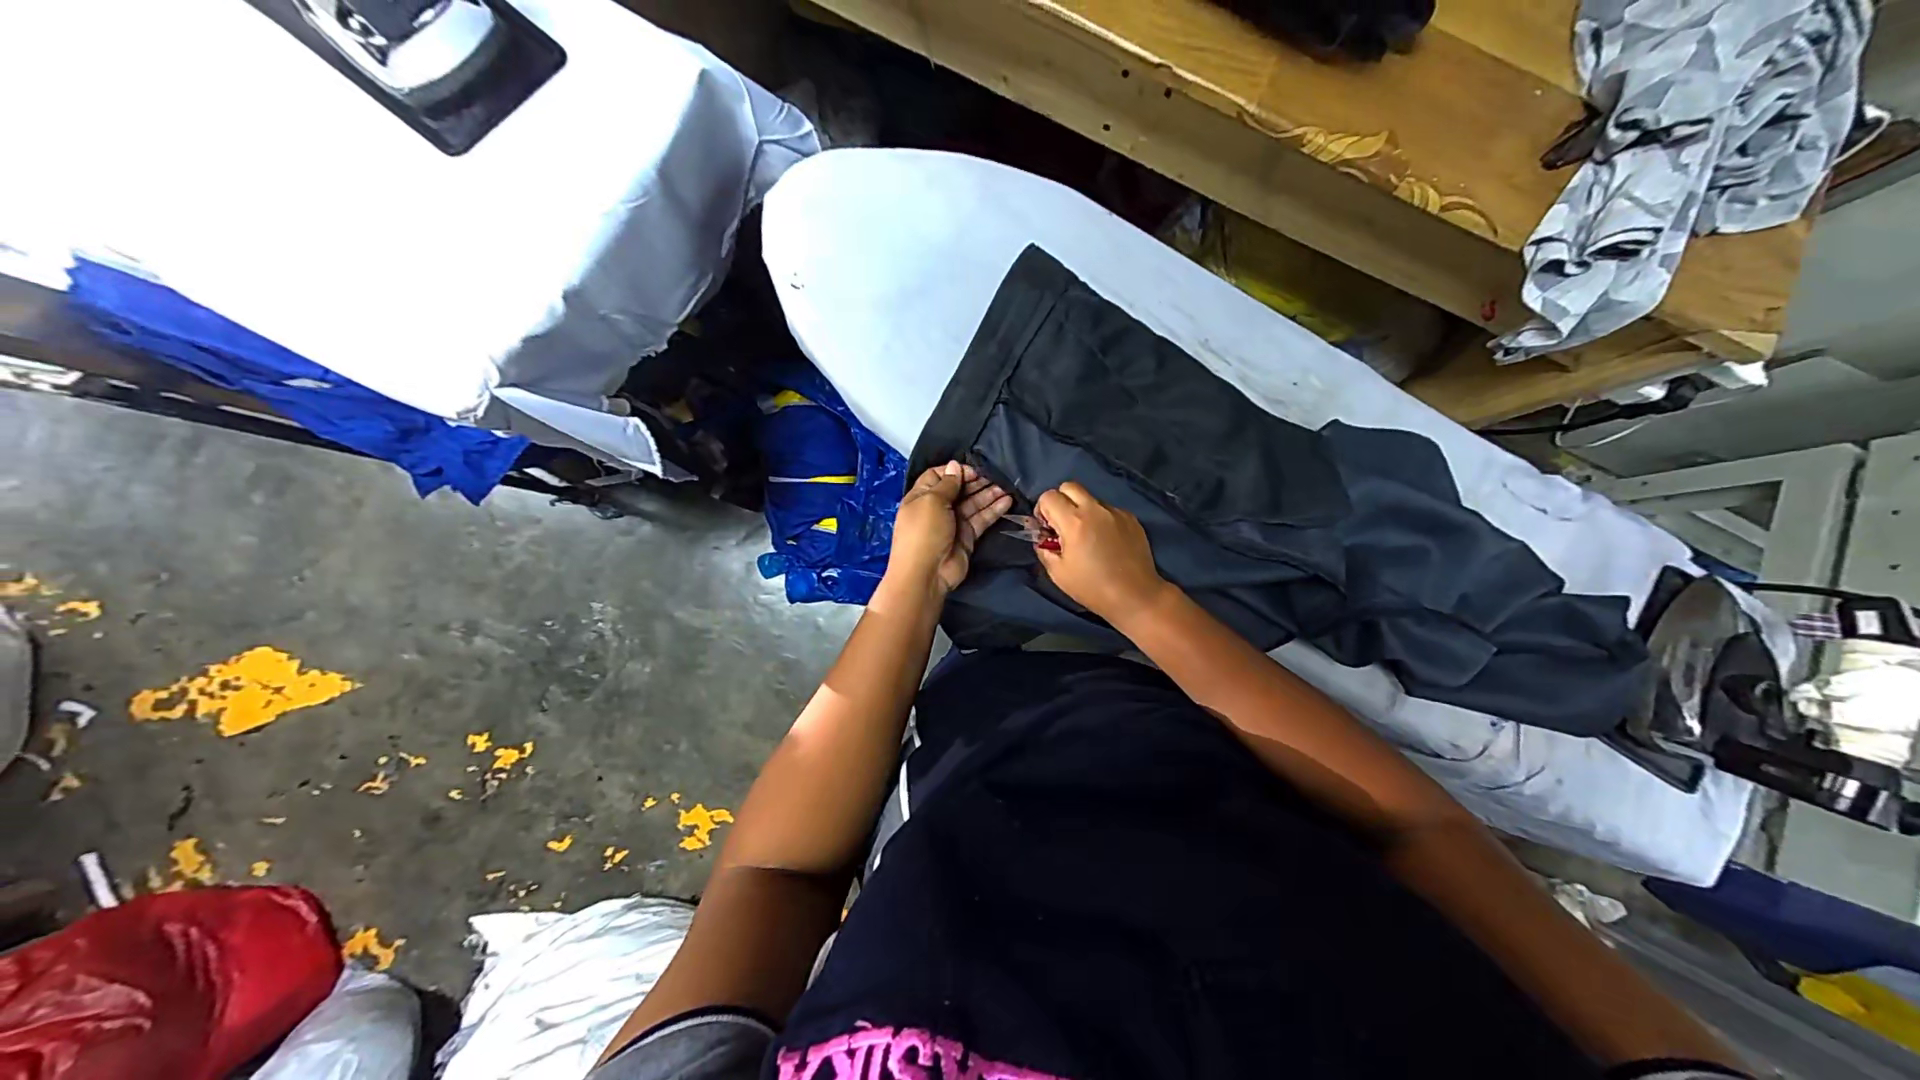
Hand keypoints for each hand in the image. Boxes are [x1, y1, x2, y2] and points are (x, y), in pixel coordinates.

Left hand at [888, 461, 1011, 598]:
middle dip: (974, 482)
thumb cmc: (924, 533)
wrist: (926, 574)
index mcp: (921, 496)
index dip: (954, 471)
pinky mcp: (967, 537)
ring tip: (1005, 487)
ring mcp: (953, 523)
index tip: (971, 470)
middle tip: (992, 476)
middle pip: (958, 489)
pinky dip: (994, 510)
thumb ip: (947, 484)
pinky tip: (1007, 501)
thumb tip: (954, 466)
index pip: (938, 476)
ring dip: (988, 494)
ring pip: (973, 504)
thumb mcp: (932, 501)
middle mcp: (937, 508)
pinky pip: (981, 519)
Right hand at [1034, 482, 1170, 619]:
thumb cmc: (1092, 588)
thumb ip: (1044, 549)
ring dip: (1083, 511)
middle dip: (1061, 501)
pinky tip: (1106, 542)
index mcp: (1074, 521)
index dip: (1043, 510)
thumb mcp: (1058, 573)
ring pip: (1091, 499)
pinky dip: (1101, 520)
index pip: (1049, 496)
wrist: (1135, 595)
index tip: (1048, 528)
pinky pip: (1109, 510)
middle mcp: (1095, 509)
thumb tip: (1043, 538)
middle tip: (1063, 525)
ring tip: (1088, 537)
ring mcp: (1116, 512)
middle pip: (1070, 486)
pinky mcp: (1131, 519)